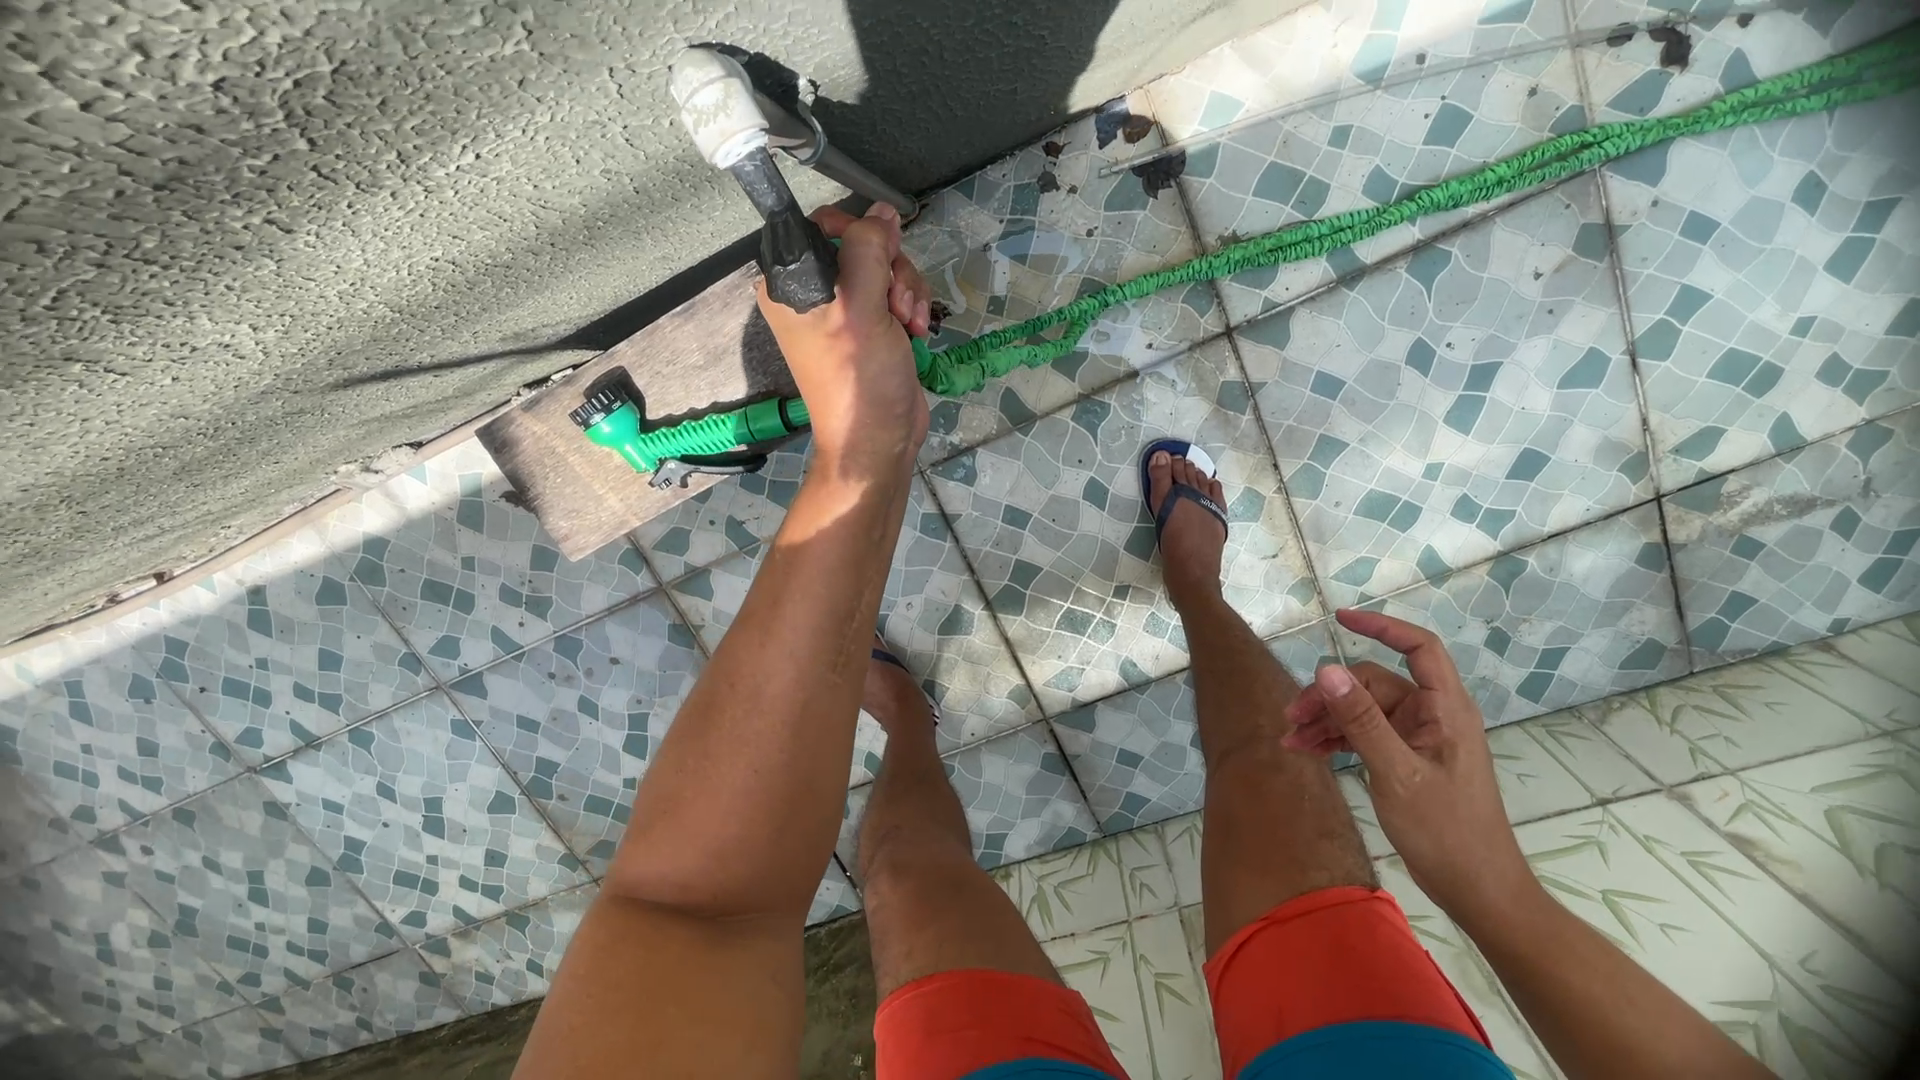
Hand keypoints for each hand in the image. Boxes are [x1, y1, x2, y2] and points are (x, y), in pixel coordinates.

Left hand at [755, 203, 930, 478]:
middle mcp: (812, 293)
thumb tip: (882, 212)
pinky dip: (911, 308)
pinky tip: (915, 333)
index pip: (822, 226)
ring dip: (907, 291)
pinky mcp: (872, 328)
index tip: (881, 257)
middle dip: (891, 270)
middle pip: (862, 245)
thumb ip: (868, 249)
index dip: (859, 234)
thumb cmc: (858, 378)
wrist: (876, 441)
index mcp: (788, 284)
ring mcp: (845, 312)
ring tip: (909, 325)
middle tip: (895, 305)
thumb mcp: (860, 306)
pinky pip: (896, 294)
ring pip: (886, 269)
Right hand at [1283, 609, 1537, 920]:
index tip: (1339, 619)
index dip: (1382, 627)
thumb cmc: (1447, 831)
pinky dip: (1336, 739)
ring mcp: (1418, 739)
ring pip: (1363, 710)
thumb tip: (1327, 669)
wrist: (1476, 889)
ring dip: (1326, 720)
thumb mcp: (1397, 773)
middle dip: (1331, 694)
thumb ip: (1361, 720)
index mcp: (1445, 709)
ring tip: (1290, 739)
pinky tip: (1307, 751)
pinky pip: (1364, 735)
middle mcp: (1431, 716)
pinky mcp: (1405, 760)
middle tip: (1291, 718)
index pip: (1419, 648)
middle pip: (1374, 683)